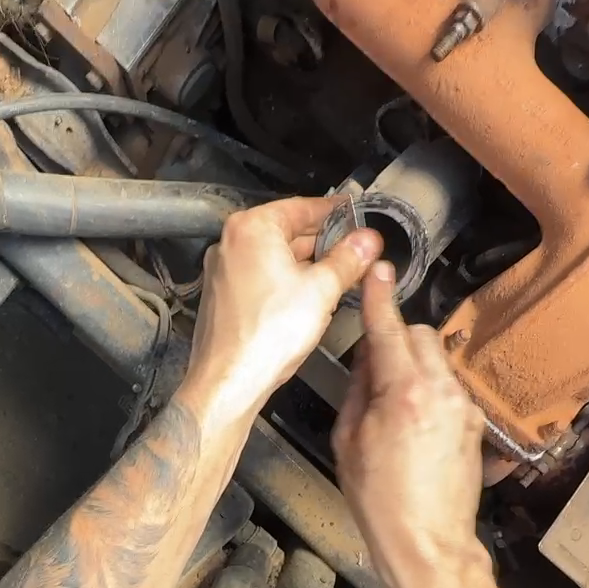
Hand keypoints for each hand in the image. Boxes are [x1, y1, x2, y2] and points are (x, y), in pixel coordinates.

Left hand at [179, 197, 381, 426]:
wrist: (230, 381)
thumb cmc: (266, 336)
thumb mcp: (322, 290)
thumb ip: (348, 259)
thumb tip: (366, 241)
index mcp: (252, 229)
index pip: (302, 206)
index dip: (334, 213)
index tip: (354, 215)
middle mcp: (230, 245)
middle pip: (285, 232)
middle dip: (321, 242)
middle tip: (353, 250)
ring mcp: (222, 273)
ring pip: (272, 258)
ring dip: (304, 265)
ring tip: (335, 277)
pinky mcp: (222, 299)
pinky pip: (258, 280)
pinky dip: (283, 283)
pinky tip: (305, 298)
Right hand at [333, 261, 488, 587]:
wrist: (426, 541)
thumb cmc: (379, 500)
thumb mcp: (347, 442)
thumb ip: (358, 390)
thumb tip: (367, 361)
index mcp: (403, 392)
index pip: (389, 329)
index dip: (379, 298)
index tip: (377, 271)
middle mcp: (441, 390)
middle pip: (422, 334)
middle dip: (397, 338)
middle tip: (371, 367)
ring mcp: (464, 406)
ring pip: (437, 360)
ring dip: (412, 365)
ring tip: (389, 405)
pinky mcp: (474, 422)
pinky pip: (448, 387)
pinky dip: (428, 389)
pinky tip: (410, 424)